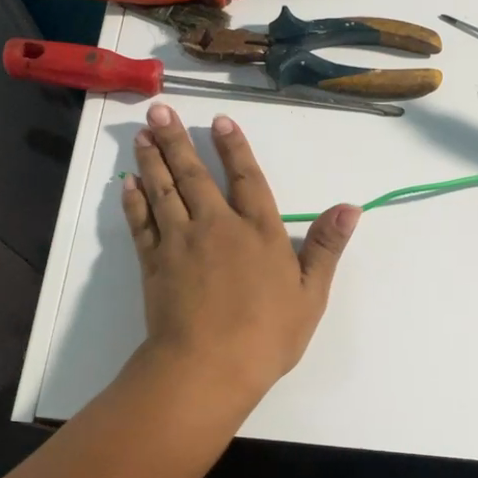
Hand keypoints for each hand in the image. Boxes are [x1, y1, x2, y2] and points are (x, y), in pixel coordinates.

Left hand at [122, 104, 358, 396]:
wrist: (209, 366)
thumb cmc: (268, 336)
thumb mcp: (310, 294)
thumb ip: (326, 247)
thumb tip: (350, 207)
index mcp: (259, 232)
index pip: (248, 179)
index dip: (234, 148)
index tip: (219, 122)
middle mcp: (217, 226)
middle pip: (195, 175)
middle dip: (178, 140)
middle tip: (161, 111)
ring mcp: (180, 242)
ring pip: (163, 191)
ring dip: (152, 160)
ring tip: (143, 134)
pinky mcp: (153, 263)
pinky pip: (140, 223)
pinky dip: (133, 202)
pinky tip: (127, 184)